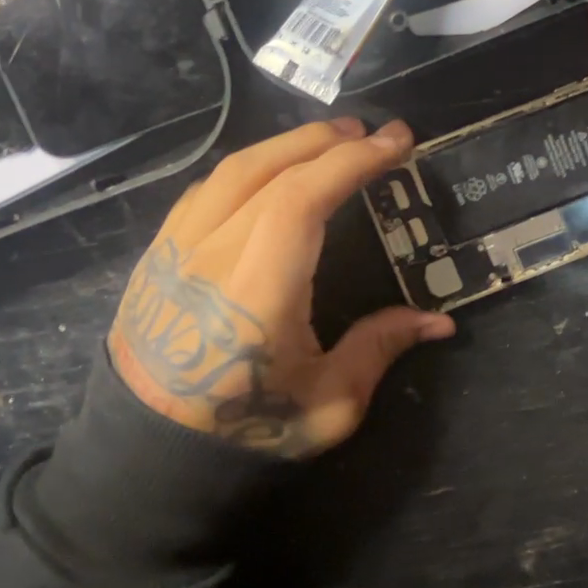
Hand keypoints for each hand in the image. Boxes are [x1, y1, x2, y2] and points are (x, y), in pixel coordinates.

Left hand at [109, 119, 454, 457]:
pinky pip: (205, 190)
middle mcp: (210, 256)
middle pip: (266, 170)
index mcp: (256, 291)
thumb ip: (380, 349)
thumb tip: (440, 321)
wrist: (147, 455)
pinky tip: (273, 170)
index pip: (300, 199)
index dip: (350, 162)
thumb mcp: (329, 405)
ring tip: (331, 138)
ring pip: (231, 171)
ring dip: (286, 145)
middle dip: (325, 141)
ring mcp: (175, 251)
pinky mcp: (157, 255)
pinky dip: (249, 167)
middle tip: (372, 132)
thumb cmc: (247, 428)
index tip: (395, 143)